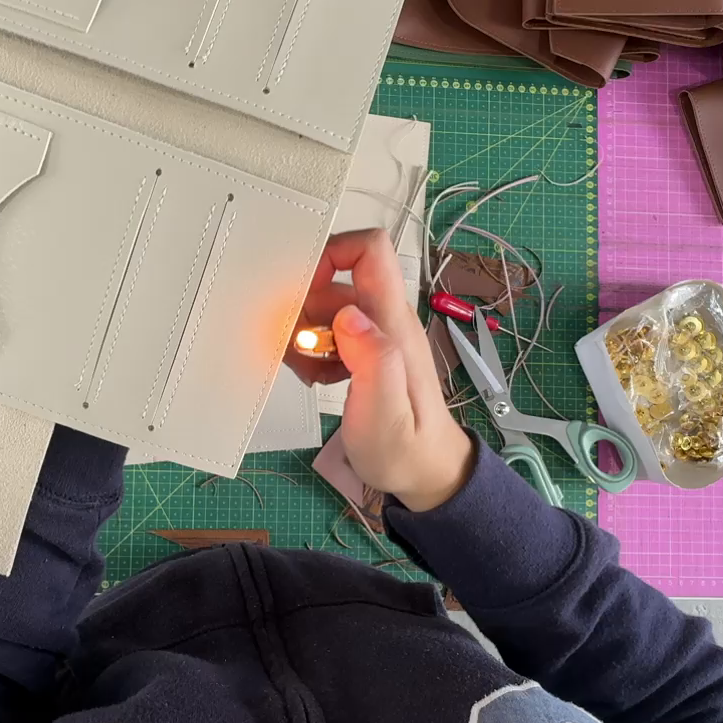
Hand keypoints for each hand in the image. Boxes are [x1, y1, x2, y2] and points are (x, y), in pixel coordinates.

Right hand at [284, 229, 472, 511]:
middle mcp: (384, 320)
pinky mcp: (365, 351)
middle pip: (336, 281)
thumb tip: (348, 315)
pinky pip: (329, 332)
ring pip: (327, 308)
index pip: (370, 251)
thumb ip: (373, 362)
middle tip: (296, 348)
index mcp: (391, 324)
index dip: (332, 254)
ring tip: (308, 370)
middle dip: (304, 306)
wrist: (426, 471)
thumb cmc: (405, 449)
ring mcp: (374, 335)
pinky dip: (312, 349)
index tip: (302, 290)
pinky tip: (317, 376)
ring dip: (304, 333)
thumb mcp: (385, 414)